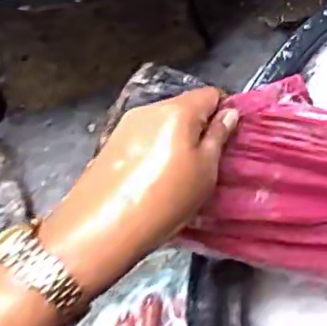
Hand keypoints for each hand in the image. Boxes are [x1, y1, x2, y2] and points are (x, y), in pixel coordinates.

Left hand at [40, 88, 237, 295]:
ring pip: (163, 123)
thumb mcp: (205, 172)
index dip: (223, 113)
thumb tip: (228, 113)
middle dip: (198, 128)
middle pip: (185, 107)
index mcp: (178, 110)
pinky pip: (144, 137)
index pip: (211, 94)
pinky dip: (154, 150)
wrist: (98, 231)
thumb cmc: (163, 200)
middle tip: (204, 163)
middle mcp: (151, 108)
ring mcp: (127, 124)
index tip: (226, 140)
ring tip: (175, 175)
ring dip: (175, 139)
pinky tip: (150, 180)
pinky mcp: (110, 143)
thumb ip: (218, 137)